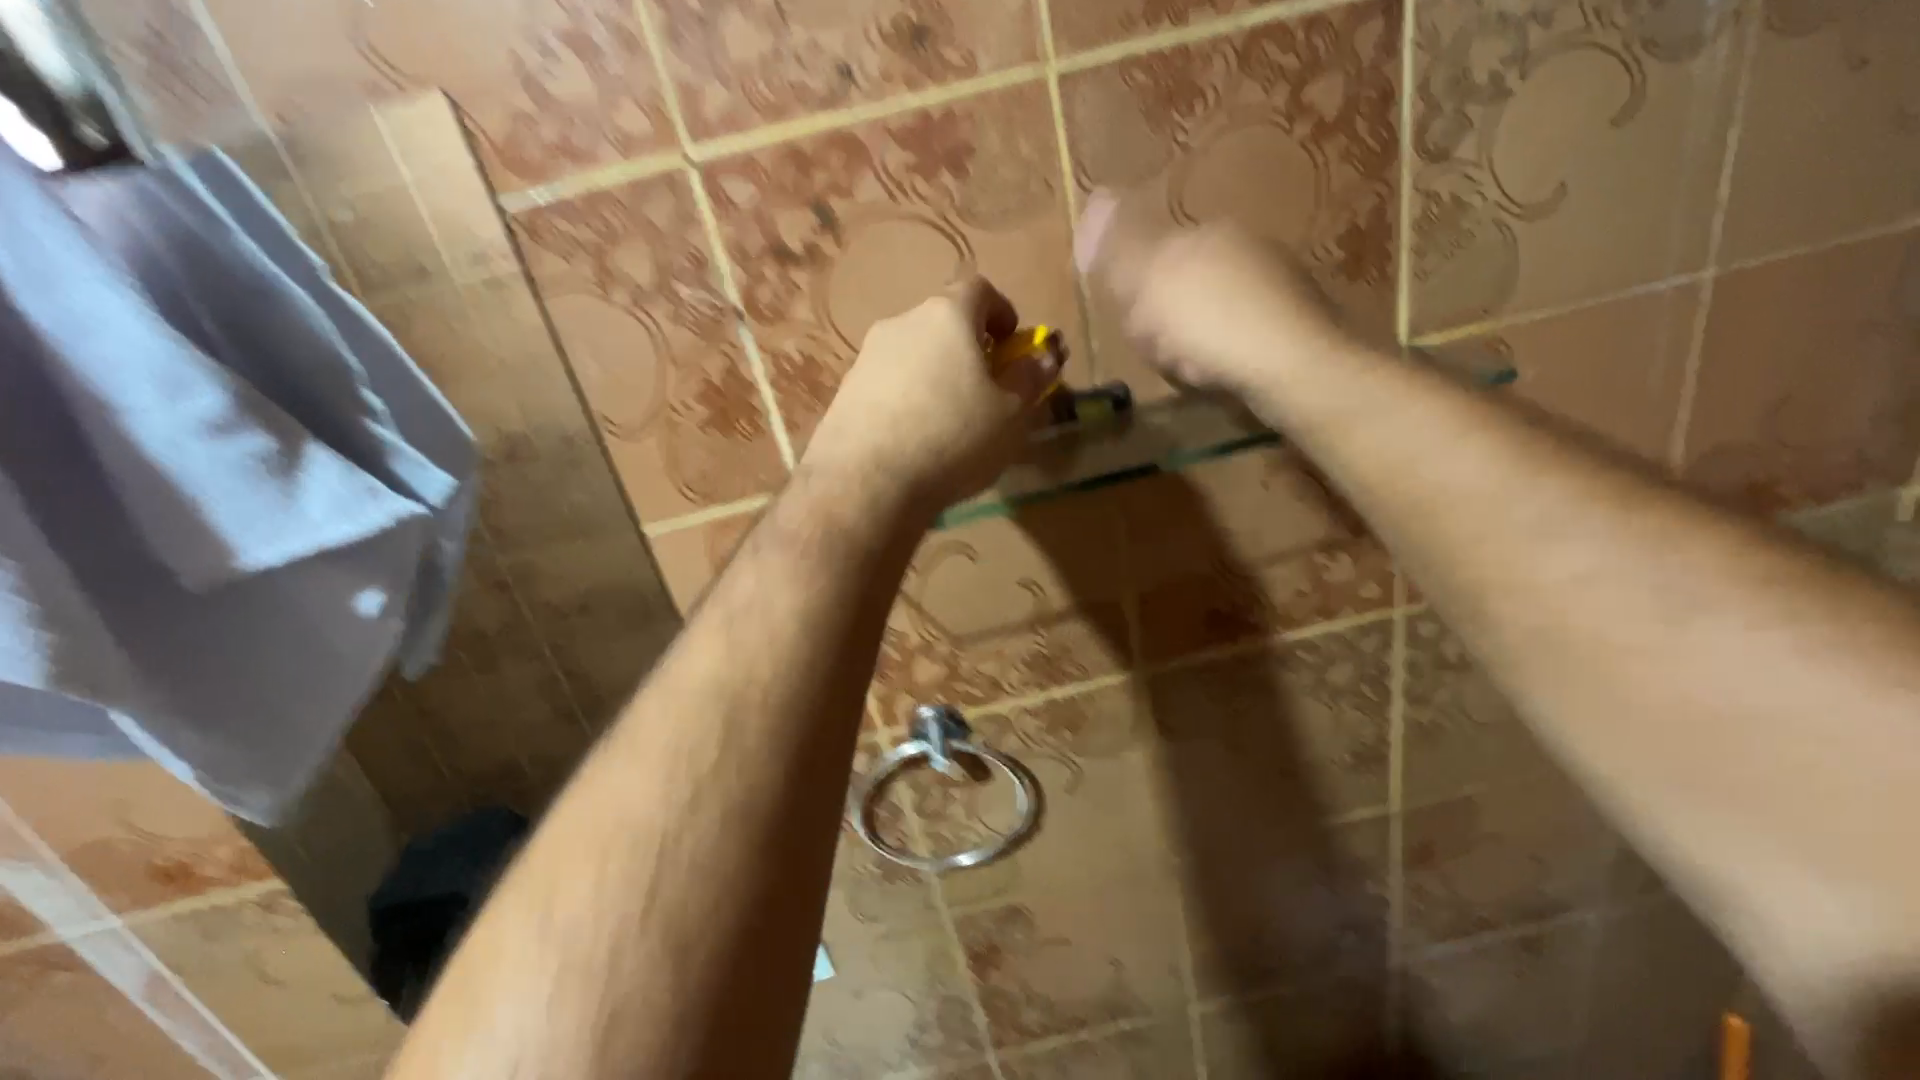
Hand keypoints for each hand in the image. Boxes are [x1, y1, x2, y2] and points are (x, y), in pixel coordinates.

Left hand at [801, 277, 1061, 514]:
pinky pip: (888, 385)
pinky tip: (915, 441)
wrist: (866, 483)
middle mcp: (902, 323)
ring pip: (914, 355)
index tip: (1011, 344)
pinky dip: (907, 400)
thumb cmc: (953, 437)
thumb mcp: (1010, 414)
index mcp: (947, 315)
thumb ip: (1030, 378)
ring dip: (936, 376)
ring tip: (950, 423)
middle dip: (968, 349)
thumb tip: (1045, 355)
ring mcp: (867, 356)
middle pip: (943, 323)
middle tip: (986, 389)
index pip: (979, 289)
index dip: (1001, 312)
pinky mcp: (845, 391)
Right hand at [1074, 189, 1356, 399]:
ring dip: (1200, 335)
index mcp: (1207, 231)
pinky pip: (1247, 334)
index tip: (1134, 324)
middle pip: (1188, 279)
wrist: (1294, 366)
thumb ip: (1120, 245)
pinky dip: (1230, 352)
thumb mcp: (1148, 282)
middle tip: (1161, 350)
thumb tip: (1098, 199)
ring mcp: (1281, 282)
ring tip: (1194, 369)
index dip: (1137, 290)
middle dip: (1170, 313)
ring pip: (1219, 307)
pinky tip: (1227, 374)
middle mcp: (1247, 246)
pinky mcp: (1301, 322)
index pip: (1156, 250)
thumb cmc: (1209, 324)